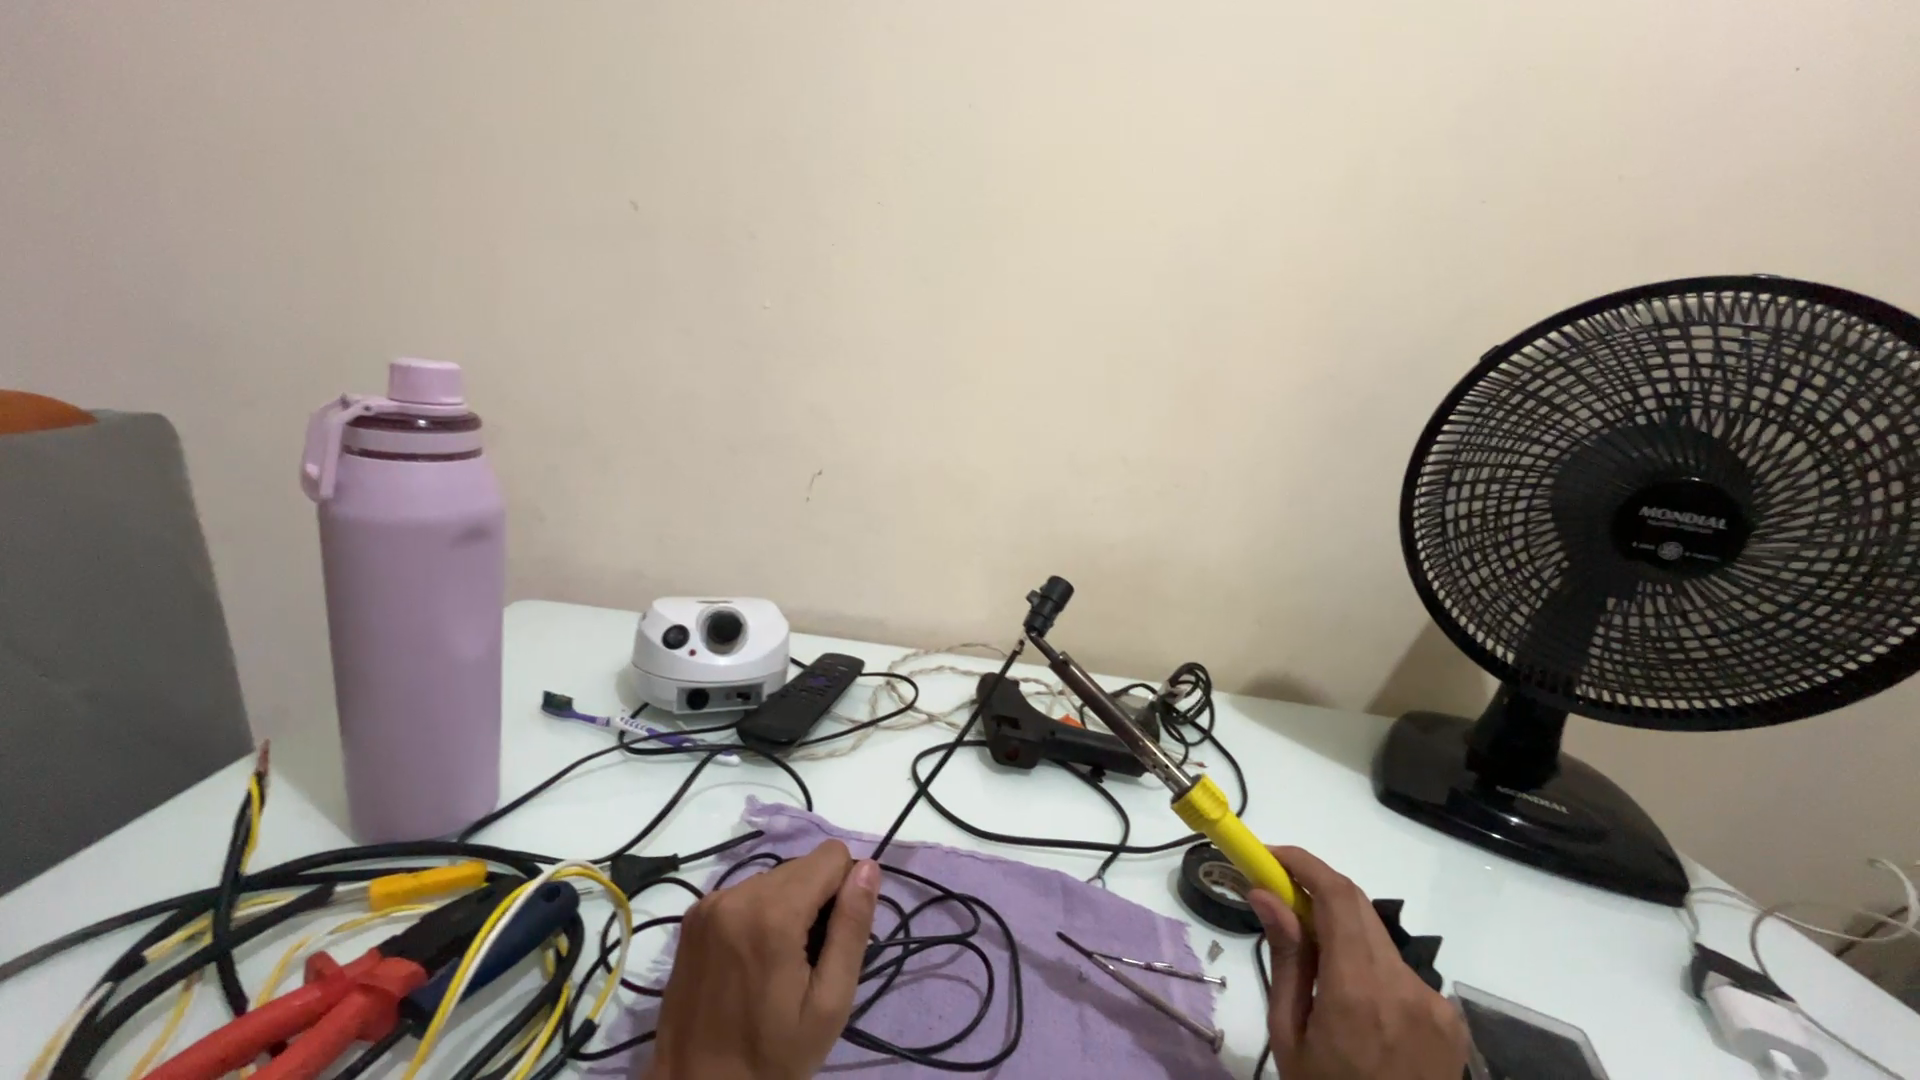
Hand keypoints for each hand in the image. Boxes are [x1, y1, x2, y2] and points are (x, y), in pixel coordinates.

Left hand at [644, 840, 881, 1079]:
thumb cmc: (772, 1055)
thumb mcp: (829, 1003)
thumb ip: (851, 929)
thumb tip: (868, 868)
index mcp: (773, 912)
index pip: (832, 856)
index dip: (846, 890)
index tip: (834, 938)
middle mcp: (737, 893)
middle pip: (803, 866)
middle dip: (817, 901)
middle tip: (808, 959)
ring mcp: (710, 903)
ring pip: (776, 877)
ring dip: (789, 907)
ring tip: (779, 963)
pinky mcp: (694, 915)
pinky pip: (748, 892)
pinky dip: (761, 914)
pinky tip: (754, 959)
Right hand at [1247, 847, 1468, 1079]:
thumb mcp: (1290, 1036)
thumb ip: (1286, 960)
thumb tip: (1265, 895)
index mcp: (1358, 991)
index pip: (1337, 896)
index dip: (1303, 863)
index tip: (1268, 855)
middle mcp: (1405, 986)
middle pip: (1358, 906)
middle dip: (1315, 886)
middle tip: (1276, 891)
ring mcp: (1434, 1002)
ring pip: (1377, 937)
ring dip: (1340, 927)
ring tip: (1309, 957)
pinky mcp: (1449, 1018)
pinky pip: (1397, 969)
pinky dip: (1366, 962)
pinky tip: (1349, 999)